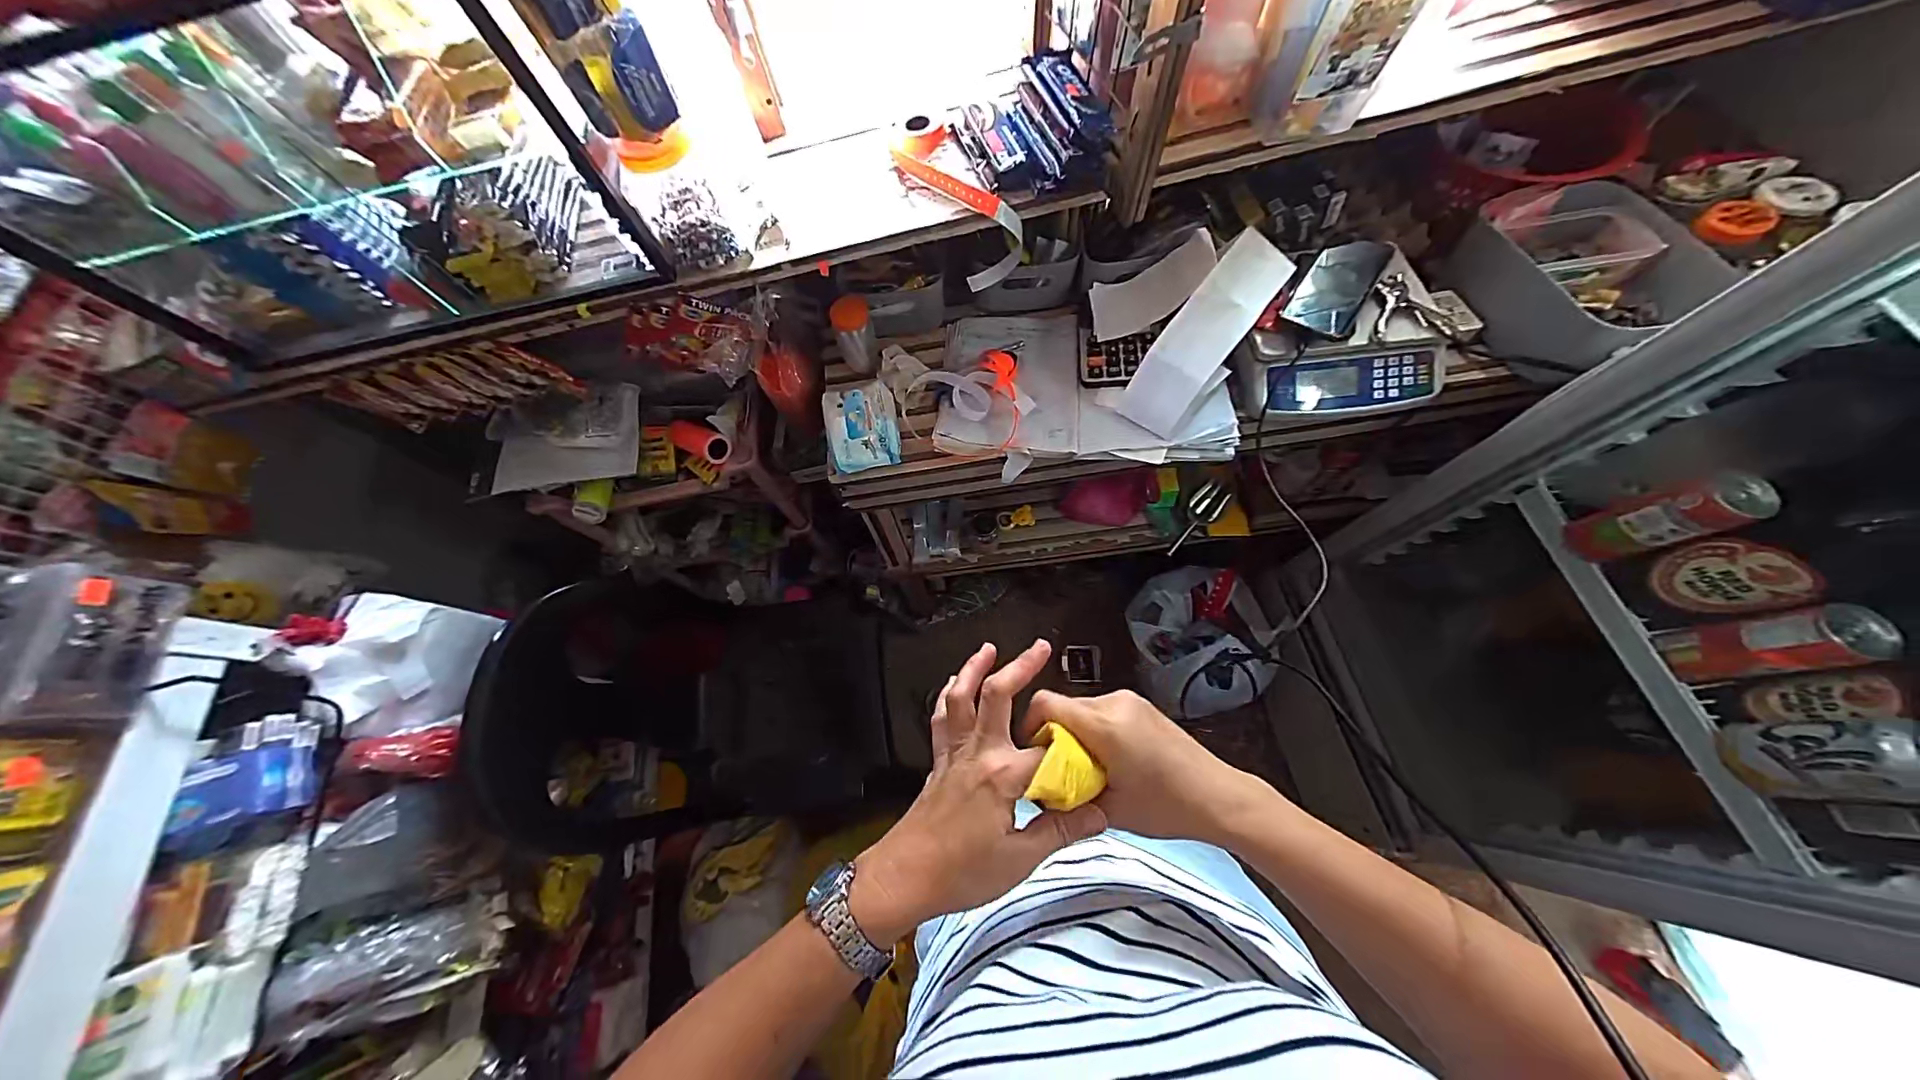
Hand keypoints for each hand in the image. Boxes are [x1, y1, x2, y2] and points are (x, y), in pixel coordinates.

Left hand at [851, 641, 1107, 943]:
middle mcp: (977, 754)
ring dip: (974, 668)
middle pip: (997, 696)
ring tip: (988, 649)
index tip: (1091, 752)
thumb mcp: (1019, 860)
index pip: (1047, 748)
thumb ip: (1060, 830)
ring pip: (960, 697)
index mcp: (1002, 775)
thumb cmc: (961, 873)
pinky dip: (948, 696)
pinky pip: (942, 718)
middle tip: (1040, 648)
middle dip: (1021, 667)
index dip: (1072, 747)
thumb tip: (1098, 813)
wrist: (904, 877)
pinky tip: (952, 685)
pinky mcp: (938, 762)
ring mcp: (953, 754)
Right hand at [1020, 689, 1279, 848]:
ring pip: (1082, 709)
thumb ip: (1069, 792)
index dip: (1030, 726)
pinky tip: (1109, 760)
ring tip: (1088, 768)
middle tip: (1059, 768)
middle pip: (1063, 706)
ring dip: (1075, 733)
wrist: (1219, 798)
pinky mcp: (1141, 707)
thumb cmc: (1170, 806)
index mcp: (1104, 725)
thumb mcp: (1108, 808)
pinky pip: (1103, 712)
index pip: (1046, 703)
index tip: (1032, 752)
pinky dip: (1095, 731)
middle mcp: (1116, 704)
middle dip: (1054, 734)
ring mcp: (1131, 703)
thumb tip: (1044, 788)